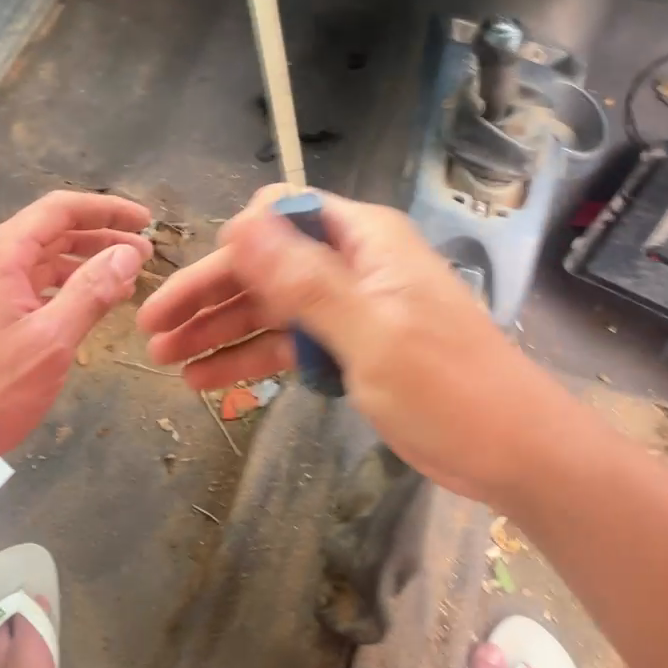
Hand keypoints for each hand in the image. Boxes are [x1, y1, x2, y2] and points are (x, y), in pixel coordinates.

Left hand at [0, 191, 151, 473]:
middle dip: (100, 239)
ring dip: (82, 266)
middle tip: (145, 255)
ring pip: (39, 262)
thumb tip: (128, 255)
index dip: (107, 211)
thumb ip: (92, 292)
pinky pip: (26, 286)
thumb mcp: (50, 340)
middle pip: (50, 232)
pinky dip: (60, 289)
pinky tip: (84, 307)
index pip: (60, 210)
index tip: (145, 221)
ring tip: (123, 282)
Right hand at [136, 186, 562, 501]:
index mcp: (363, 239)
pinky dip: (249, 360)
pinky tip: (205, 382)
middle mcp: (352, 263)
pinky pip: (289, 345)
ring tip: (163, 359)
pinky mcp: (351, 348)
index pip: (282, 213)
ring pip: (269, 307)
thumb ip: (302, 278)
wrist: (516, 453)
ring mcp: (350, 307)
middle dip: (207, 294)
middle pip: (264, 265)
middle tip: (151, 328)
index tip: (191, 283)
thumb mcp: (370, 332)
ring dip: (219, 330)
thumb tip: (239, 219)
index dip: (234, 243)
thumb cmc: (449, 387)